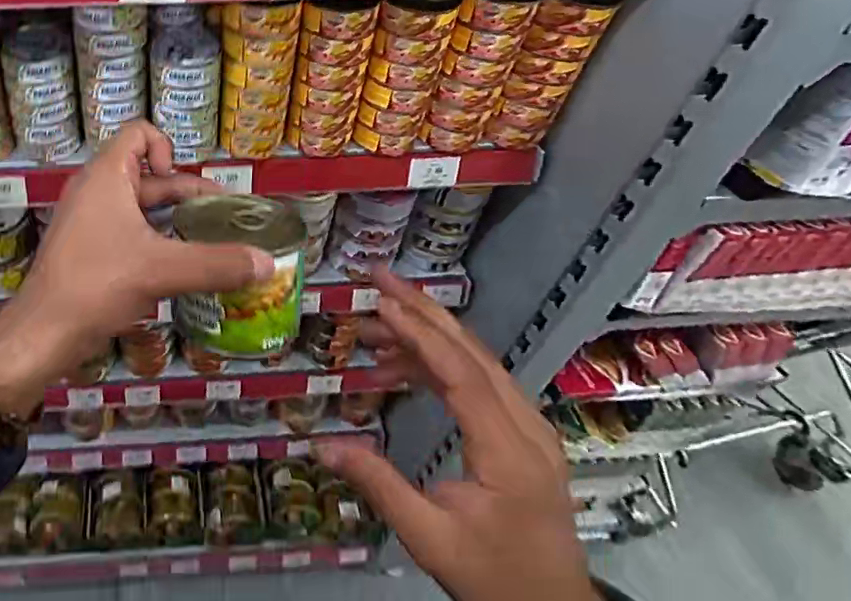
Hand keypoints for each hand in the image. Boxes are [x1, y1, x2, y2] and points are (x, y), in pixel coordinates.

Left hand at [0, 122, 274, 416]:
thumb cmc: (97, 284)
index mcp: (107, 176)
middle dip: (186, 192)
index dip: (166, 147)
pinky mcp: (87, 247)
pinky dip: (155, 239)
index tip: (180, 182)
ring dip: (173, 219)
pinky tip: (178, 267)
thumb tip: (267, 262)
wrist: (42, 332)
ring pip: (139, 206)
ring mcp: (89, 219)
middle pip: (148, 173)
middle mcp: (96, 189)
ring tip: (208, 243)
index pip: (139, 133)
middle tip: (222, 218)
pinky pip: (127, 229)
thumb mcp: (161, 270)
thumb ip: (216, 263)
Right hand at [313, 268, 596, 600]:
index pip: (462, 375)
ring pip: (476, 359)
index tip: (380, 304)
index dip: (419, 334)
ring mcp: (529, 425)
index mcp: (510, 452)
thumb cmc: (494, 578)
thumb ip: (378, 486)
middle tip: (378, 279)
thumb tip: (321, 446)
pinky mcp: (522, 430)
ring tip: (373, 325)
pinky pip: (478, 380)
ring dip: (426, 333)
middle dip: (423, 309)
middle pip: (472, 351)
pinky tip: (399, 365)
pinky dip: (437, 362)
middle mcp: (527, 426)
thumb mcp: (430, 539)